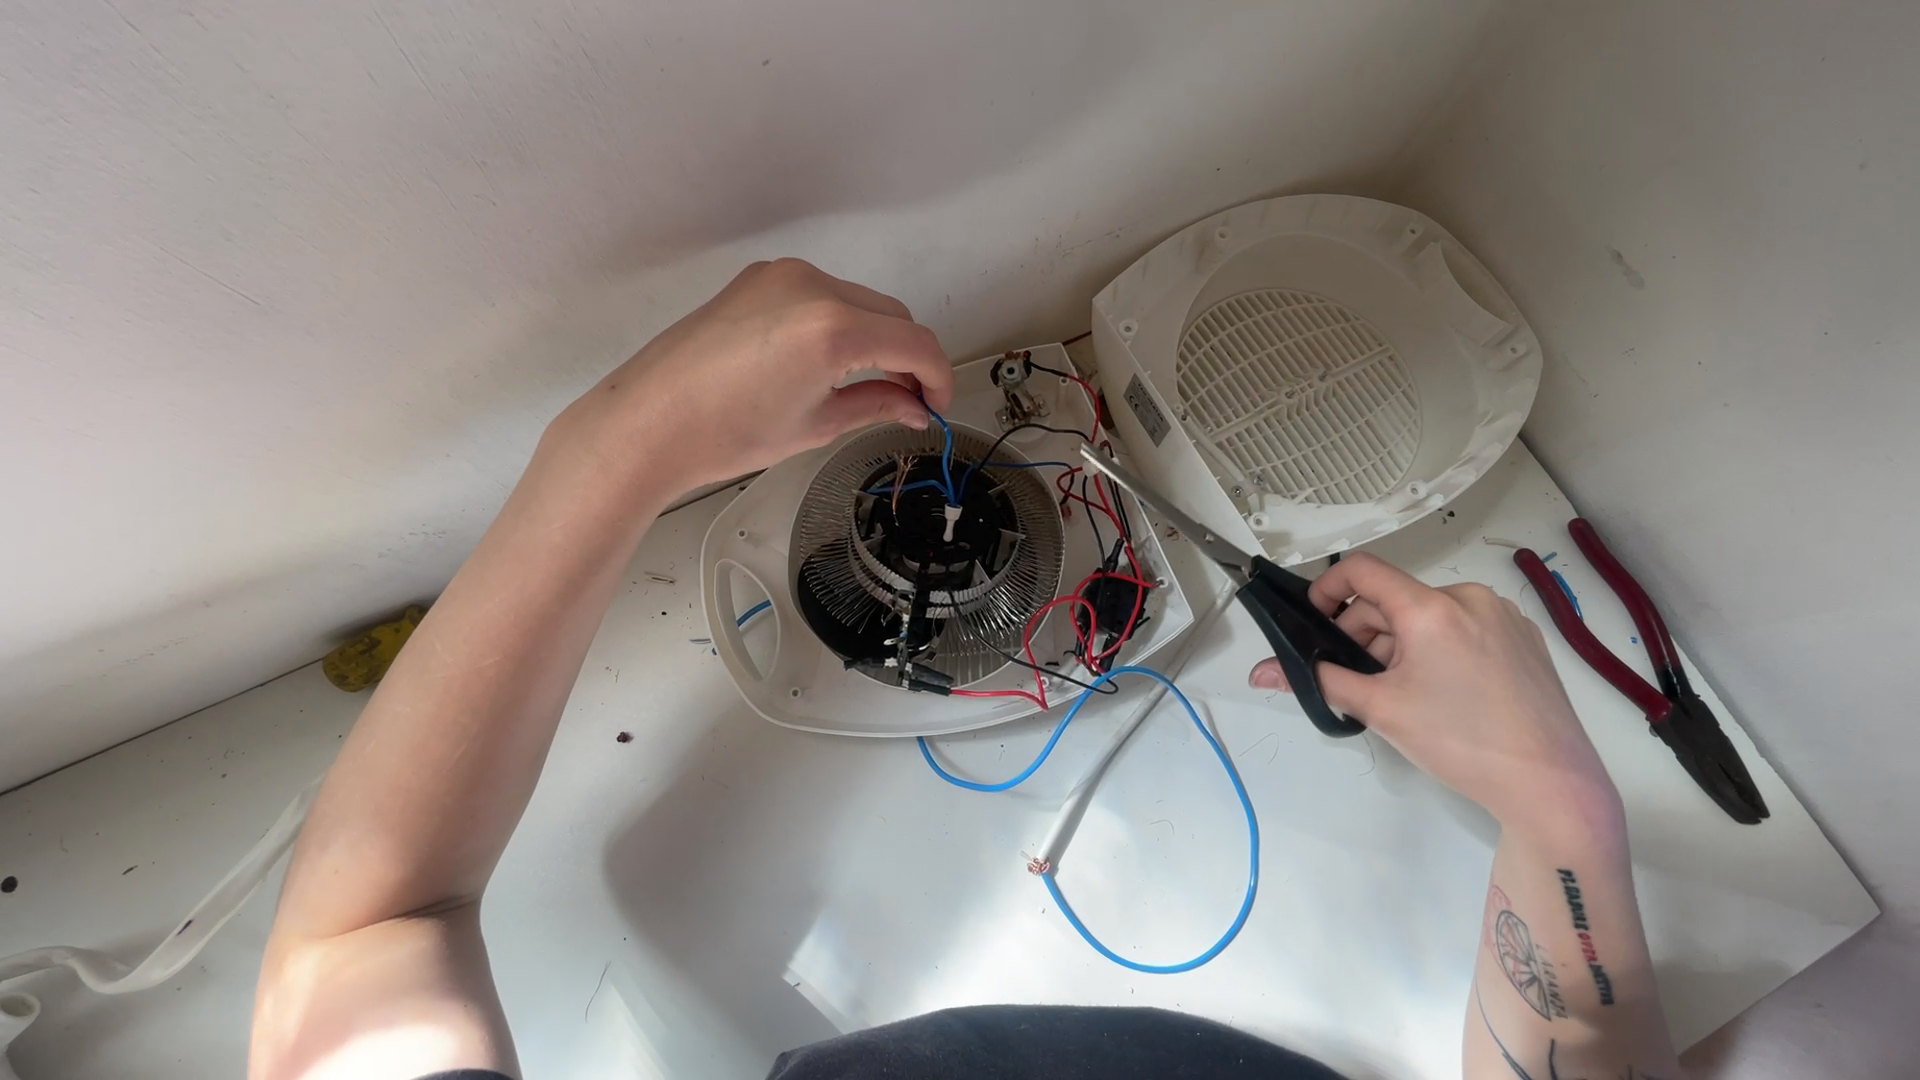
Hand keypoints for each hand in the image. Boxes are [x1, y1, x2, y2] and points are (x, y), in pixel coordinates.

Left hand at [547, 258, 953, 494]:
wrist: (649, 423)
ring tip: (870, 386)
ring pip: (862, 303)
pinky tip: (833, 363)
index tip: (937, 405)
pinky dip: (844, 325)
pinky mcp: (760, 280)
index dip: (939, 377)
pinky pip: (825, 297)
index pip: (915, 343)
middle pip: (894, 316)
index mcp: (831, 328)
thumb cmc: (723, 433)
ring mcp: (782, 277)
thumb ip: (878, 406)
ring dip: (878, 339)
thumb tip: (915, 408)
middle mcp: (811, 287)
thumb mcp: (817, 424)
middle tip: (910, 401)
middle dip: (910, 358)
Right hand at [1249, 553, 1620, 837]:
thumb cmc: (1462, 742)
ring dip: (1397, 642)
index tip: (1315, 622)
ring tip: (1398, 690)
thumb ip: (1316, 680)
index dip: (1326, 589)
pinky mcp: (1523, 639)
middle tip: (1354, 676)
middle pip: (1392, 598)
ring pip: (1425, 614)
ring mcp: (1502, 617)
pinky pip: (1460, 627)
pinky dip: (1434, 647)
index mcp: (1432, 608)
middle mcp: (1470, 599)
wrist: (1552, 786)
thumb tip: (1262, 674)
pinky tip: (1437, 690)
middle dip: (1362, 632)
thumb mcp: (1379, 709)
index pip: (1362, 570)